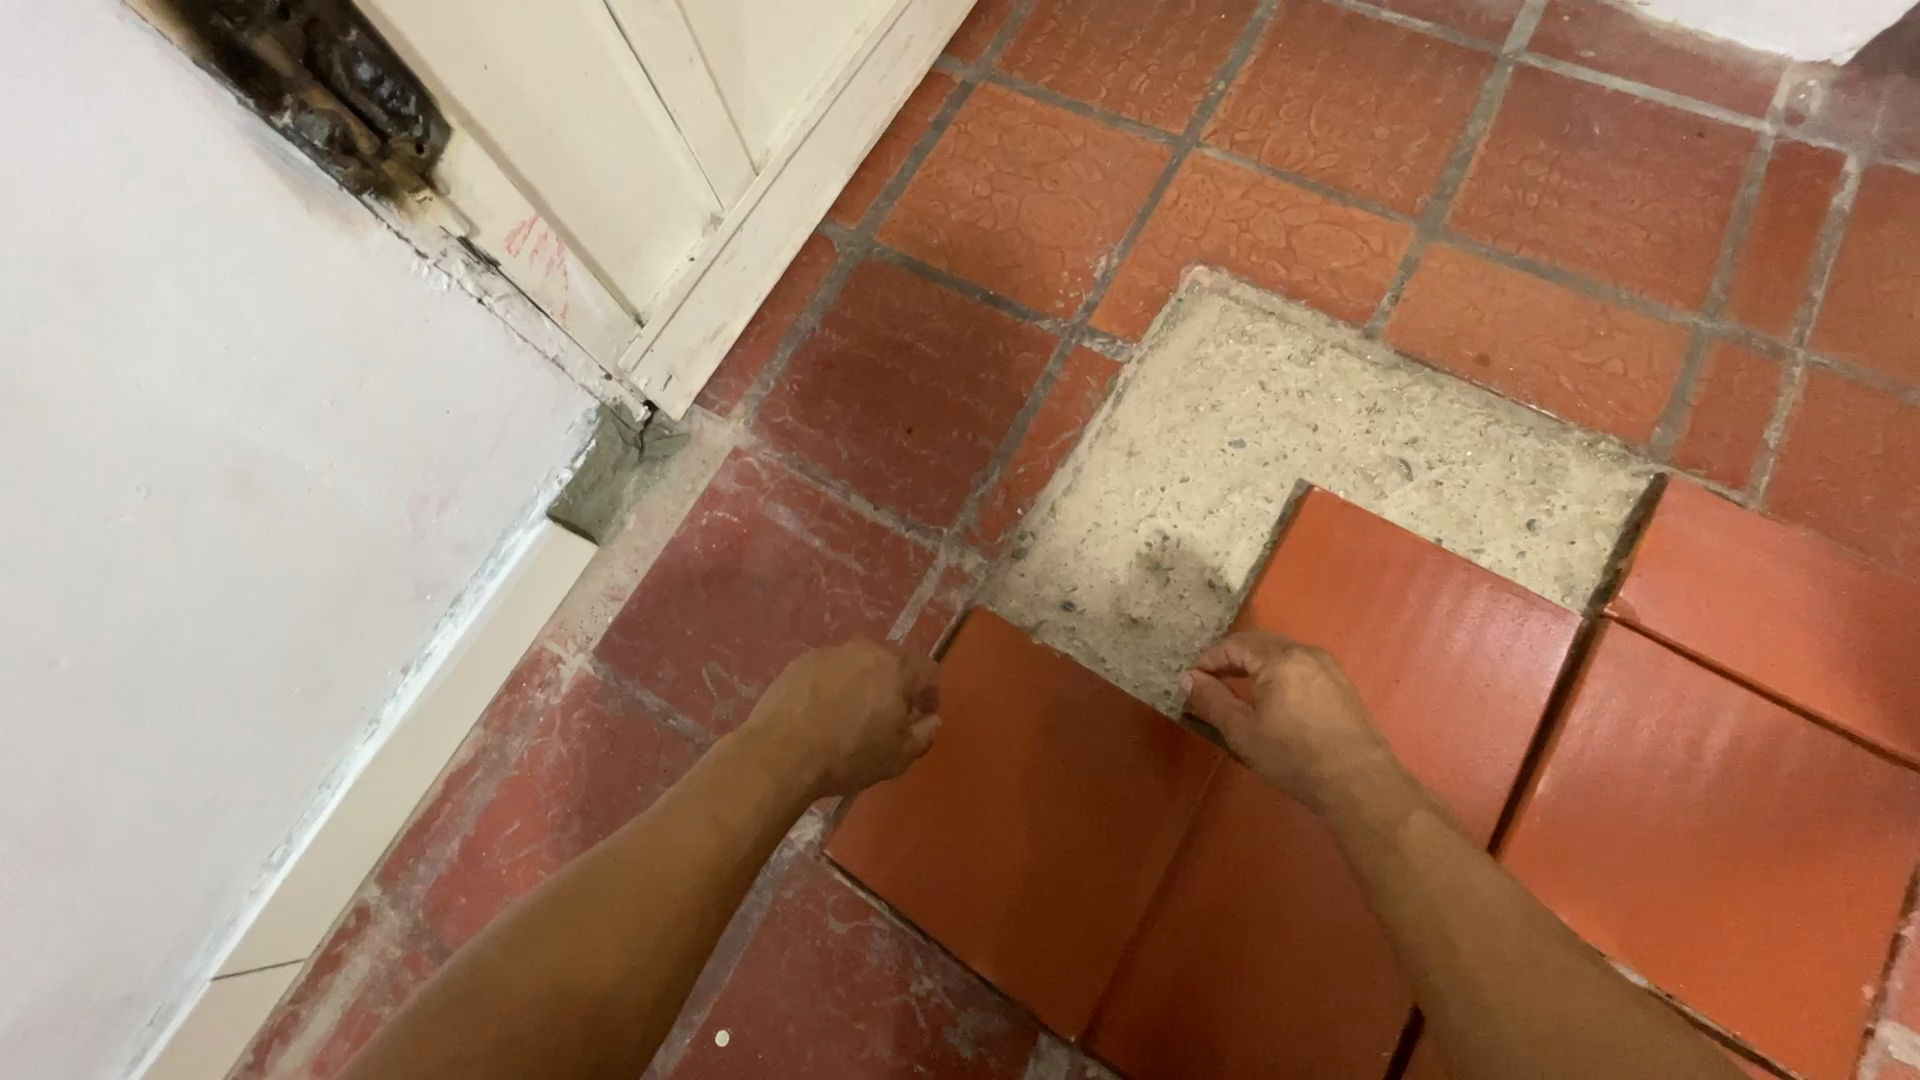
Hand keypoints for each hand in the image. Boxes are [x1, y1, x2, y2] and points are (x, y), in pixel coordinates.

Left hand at [739, 639, 941, 799]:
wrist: (781, 753)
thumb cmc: (849, 755)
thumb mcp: (899, 756)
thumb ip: (924, 734)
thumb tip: (930, 720)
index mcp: (896, 667)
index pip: (927, 670)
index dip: (930, 694)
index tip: (922, 716)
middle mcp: (865, 649)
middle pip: (892, 661)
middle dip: (896, 685)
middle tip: (888, 716)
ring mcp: (830, 652)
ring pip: (858, 664)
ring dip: (862, 683)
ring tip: (850, 715)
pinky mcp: (800, 662)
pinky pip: (829, 671)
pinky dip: (832, 686)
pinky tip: (821, 713)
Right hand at [1182, 632, 1403, 812]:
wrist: (1359, 784)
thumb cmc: (1293, 756)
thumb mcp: (1242, 731)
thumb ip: (1211, 700)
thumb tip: (1188, 679)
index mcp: (1279, 658)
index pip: (1233, 645)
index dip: (1207, 660)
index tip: (1190, 680)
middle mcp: (1306, 653)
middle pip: (1259, 643)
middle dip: (1230, 658)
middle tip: (1210, 680)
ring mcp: (1329, 668)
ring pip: (1282, 654)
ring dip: (1255, 665)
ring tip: (1238, 688)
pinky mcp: (1342, 686)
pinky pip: (1300, 667)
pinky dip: (1278, 674)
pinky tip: (1273, 699)